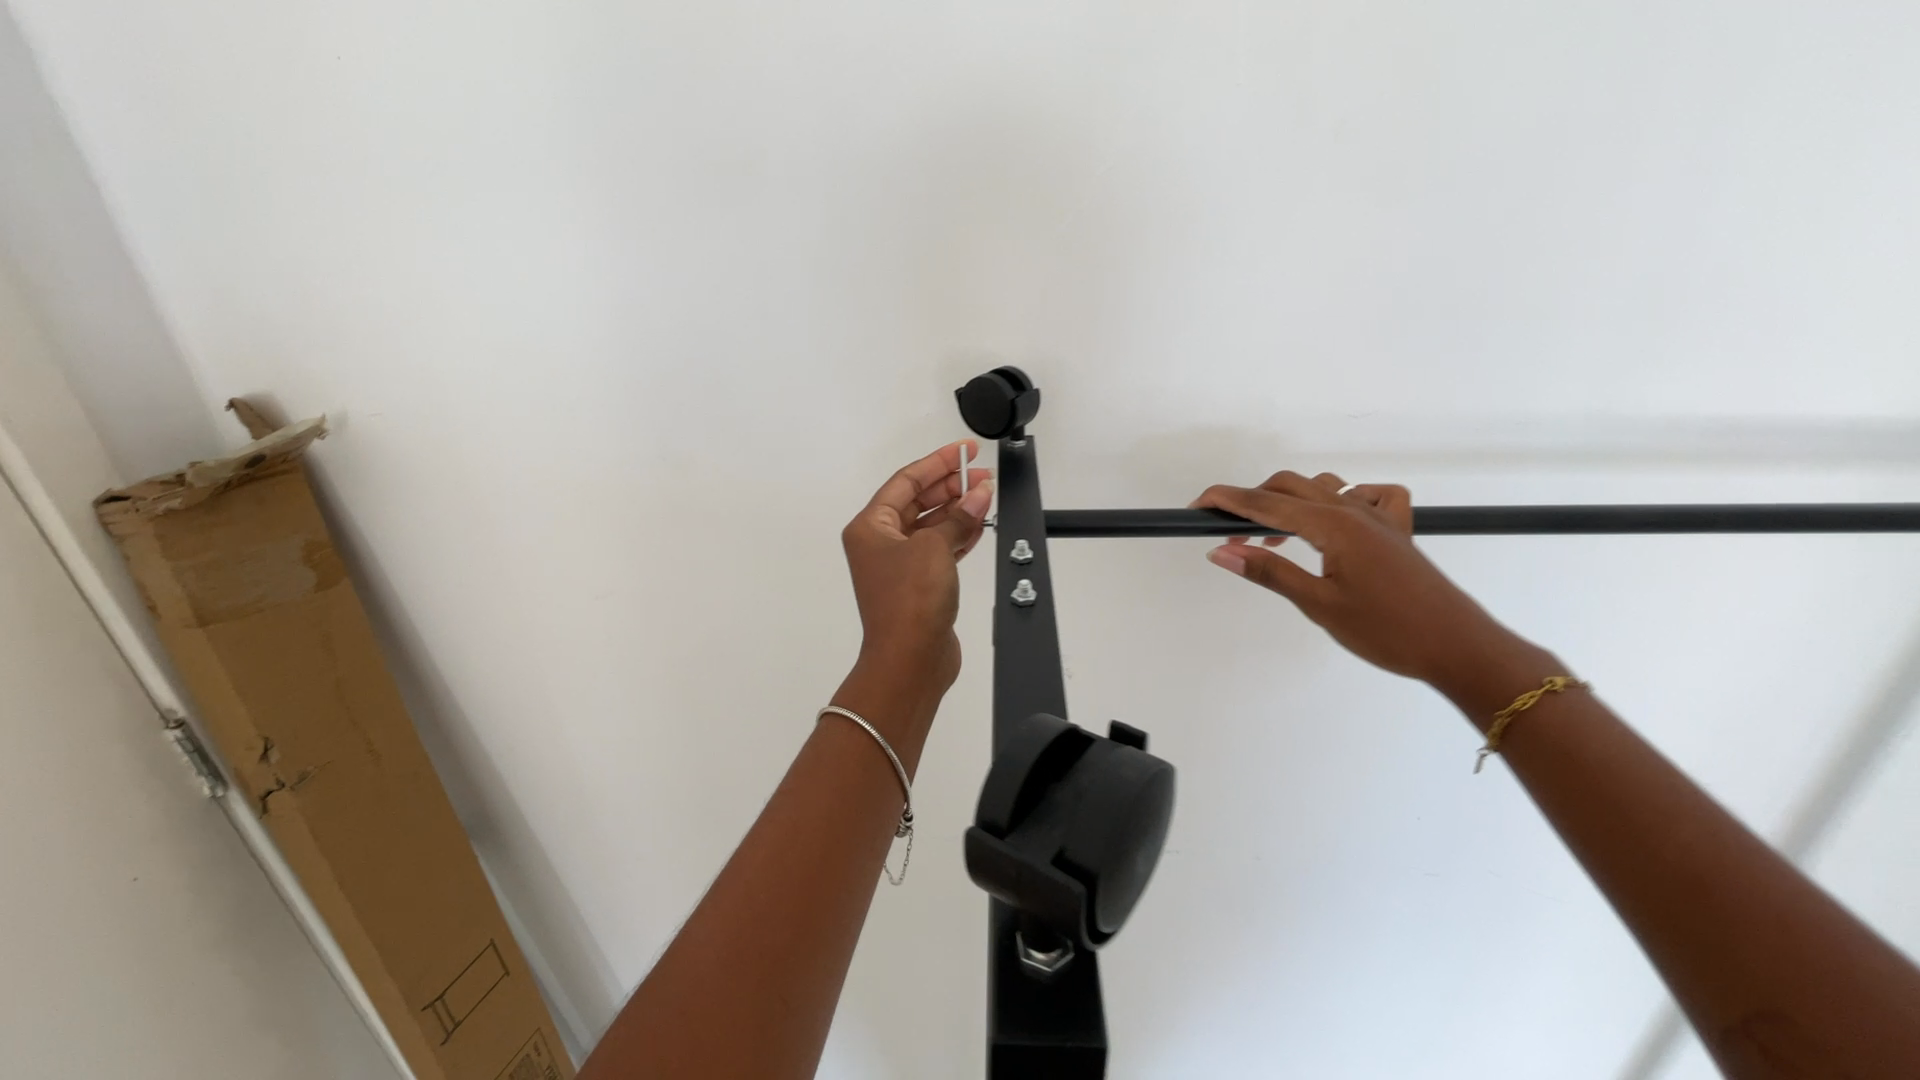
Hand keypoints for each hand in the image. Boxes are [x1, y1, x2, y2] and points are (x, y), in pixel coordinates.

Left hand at [842, 442, 993, 689]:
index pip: (906, 481)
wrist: (909, 659)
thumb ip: (960, 517)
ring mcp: (899, 565)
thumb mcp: (935, 547)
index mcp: (870, 527)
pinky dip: (959, 536)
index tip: (965, 450)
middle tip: (981, 474)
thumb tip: (979, 494)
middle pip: (917, 501)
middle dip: (951, 486)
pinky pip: (939, 549)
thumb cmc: (910, 601)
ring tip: (986, 496)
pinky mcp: (918, 585)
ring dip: (958, 510)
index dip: (937, 462)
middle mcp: (880, 543)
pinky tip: (980, 525)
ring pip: (931, 525)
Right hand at [1194, 471, 1529, 688]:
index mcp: (1333, 526)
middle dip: (1252, 501)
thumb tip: (1222, 552)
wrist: (1458, 646)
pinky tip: (1333, 523)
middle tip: (1225, 531)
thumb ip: (1268, 572)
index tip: (1196, 506)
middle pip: (1290, 487)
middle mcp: (1355, 511)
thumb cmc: (1388, 632)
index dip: (1227, 501)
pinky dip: (1342, 500)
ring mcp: (1380, 517)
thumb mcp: (1318, 605)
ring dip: (1289, 503)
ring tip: (1270, 538)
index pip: (1266, 504)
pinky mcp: (1397, 531)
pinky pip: (1368, 496)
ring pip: (1323, 489)